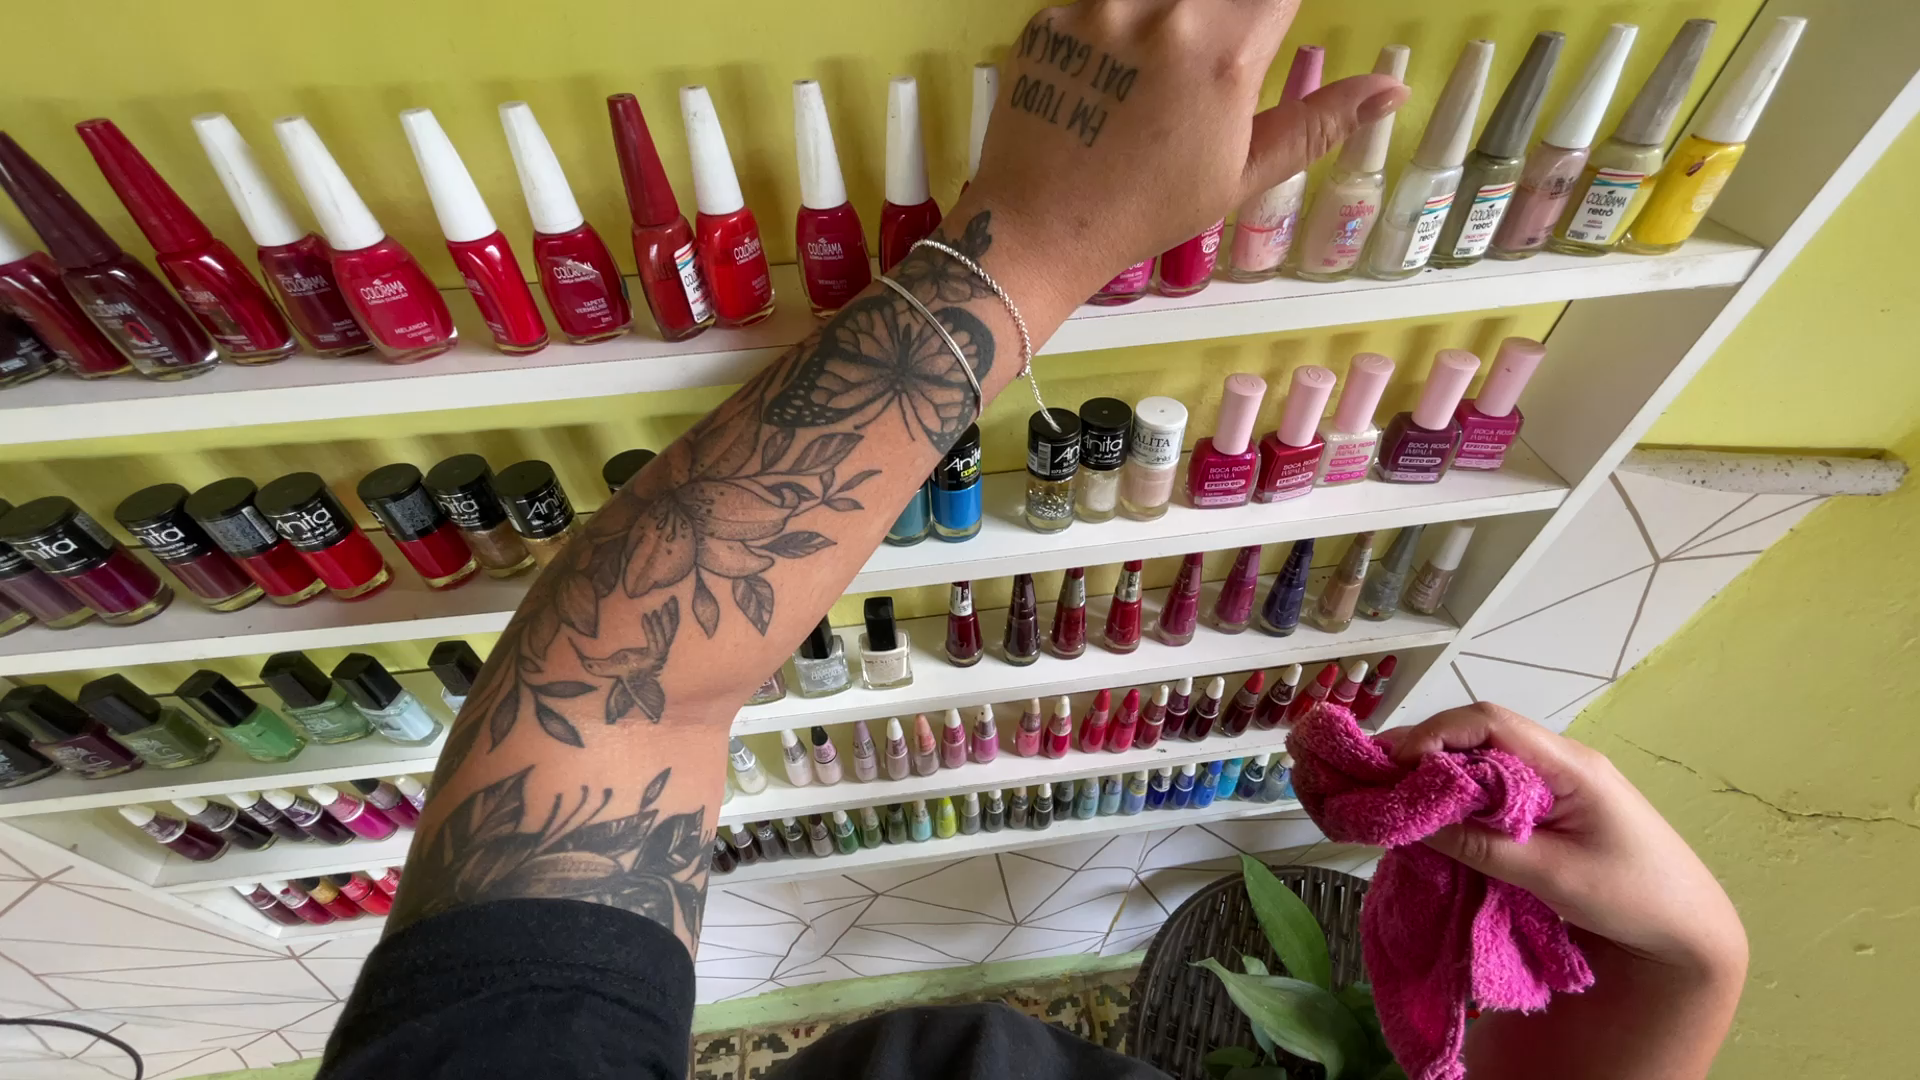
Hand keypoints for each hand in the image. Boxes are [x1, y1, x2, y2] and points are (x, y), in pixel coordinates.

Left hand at [963, 0, 1407, 313]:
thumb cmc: (1142, 215)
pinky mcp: (1051, 13)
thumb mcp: (1235, 179)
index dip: (1274, 6)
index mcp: (1224, 52)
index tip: (1263, 24)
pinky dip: (1114, 18)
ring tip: (1155, 82)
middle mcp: (1166, 9)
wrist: (1039, 232)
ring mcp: (1100, 5)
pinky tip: (1105, 69)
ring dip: (1168, 19)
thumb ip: (1313, 125)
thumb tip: (1392, 90)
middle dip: (1222, 15)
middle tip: (1200, 70)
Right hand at [1384, 704, 1747, 979]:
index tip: (1397, 763)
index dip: (1435, 733)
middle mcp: (1558, 757)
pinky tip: (1429, 798)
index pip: (1489, 722)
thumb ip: (1478, 843)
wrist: (1692, 934)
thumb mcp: (1551, 876)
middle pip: (1476, 730)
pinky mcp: (1545, 796)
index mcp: (1570, 765)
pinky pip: (1489, 772)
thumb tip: (1408, 817)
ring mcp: (1553, 774)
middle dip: (1423, 744)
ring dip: (1435, 763)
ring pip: (1479, 749)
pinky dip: (1453, 781)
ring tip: (1391, 782)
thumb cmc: (1634, 901)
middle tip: (1377, 770)